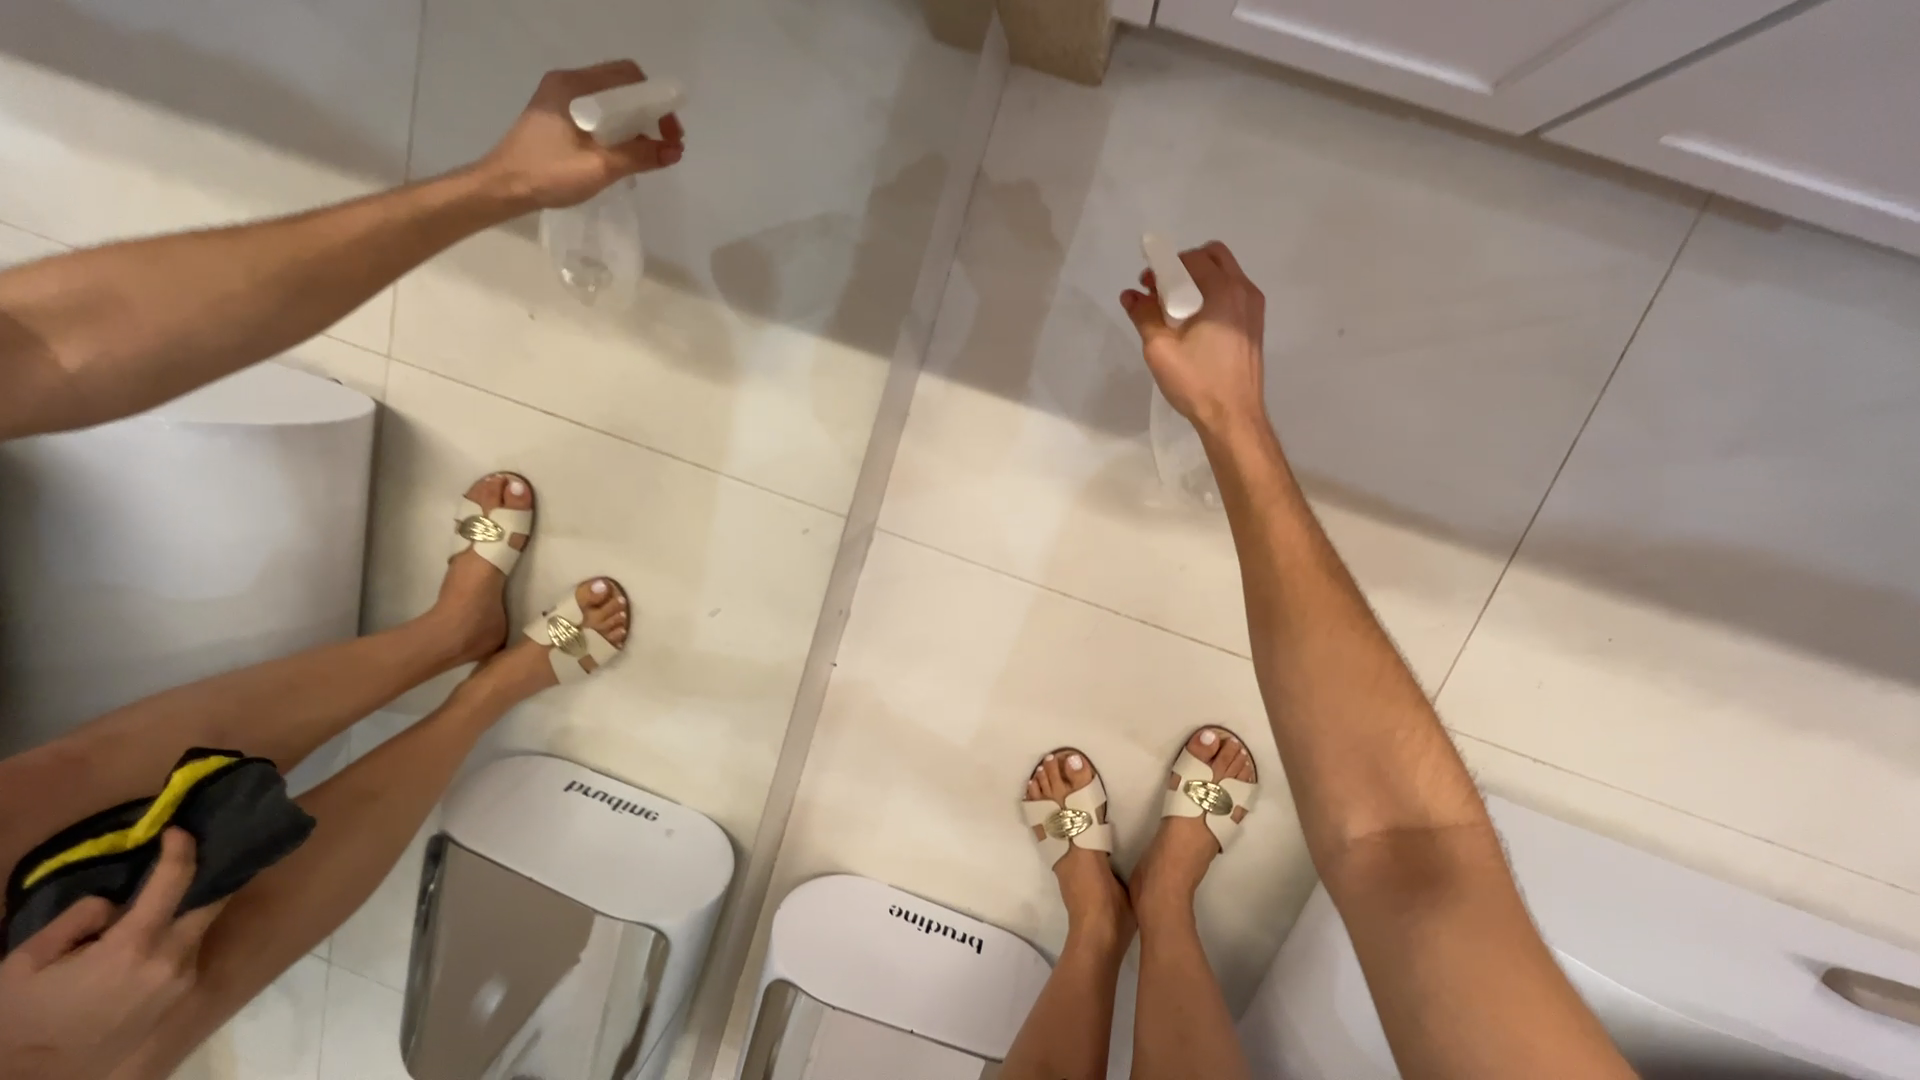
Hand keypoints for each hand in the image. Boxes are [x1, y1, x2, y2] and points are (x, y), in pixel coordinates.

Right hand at [0, 830, 224, 1079]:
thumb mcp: (27, 962)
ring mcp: (183, 979)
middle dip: (205, 878)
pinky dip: (175, 941)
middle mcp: (172, 959)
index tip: (180, 831)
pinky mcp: (182, 996)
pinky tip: (150, 943)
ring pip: (199, 929)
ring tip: (159, 905)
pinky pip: (188, 954)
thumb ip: (79, 918)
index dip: (182, 850)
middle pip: (212, 901)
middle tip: (190, 860)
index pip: (176, 881)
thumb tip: (117, 901)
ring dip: (185, 914)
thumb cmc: (18, 1020)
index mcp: (134, 947)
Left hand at [478, 61, 685, 210]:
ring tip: (649, 153)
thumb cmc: (548, 174)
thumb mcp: (599, 166)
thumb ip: (639, 156)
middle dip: (650, 113)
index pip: (627, 76)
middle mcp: (567, 85)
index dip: (656, 101)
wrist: (503, 188)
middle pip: (621, 87)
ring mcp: (560, 100)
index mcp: (573, 86)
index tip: (670, 133)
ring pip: (610, 103)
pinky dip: (618, 131)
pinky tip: (625, 154)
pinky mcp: (558, 118)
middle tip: (666, 145)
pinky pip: (598, 115)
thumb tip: (675, 151)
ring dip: (636, 125)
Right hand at [1120, 240, 1268, 437]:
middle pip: (1214, 257)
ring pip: (1226, 274)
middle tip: (1162, 290)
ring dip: (1199, 281)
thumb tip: (1130, 295)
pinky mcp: (1255, 325)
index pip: (1193, 258)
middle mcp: (1244, 291)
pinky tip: (1195, 324)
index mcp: (1223, 291)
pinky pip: (1233, 294)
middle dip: (1185, 266)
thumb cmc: (1196, 381)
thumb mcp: (1160, 349)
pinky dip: (1212, 296)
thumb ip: (1143, 315)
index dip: (1165, 265)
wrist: (1233, 416)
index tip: (1147, 285)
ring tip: (1176, 310)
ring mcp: (1253, 308)